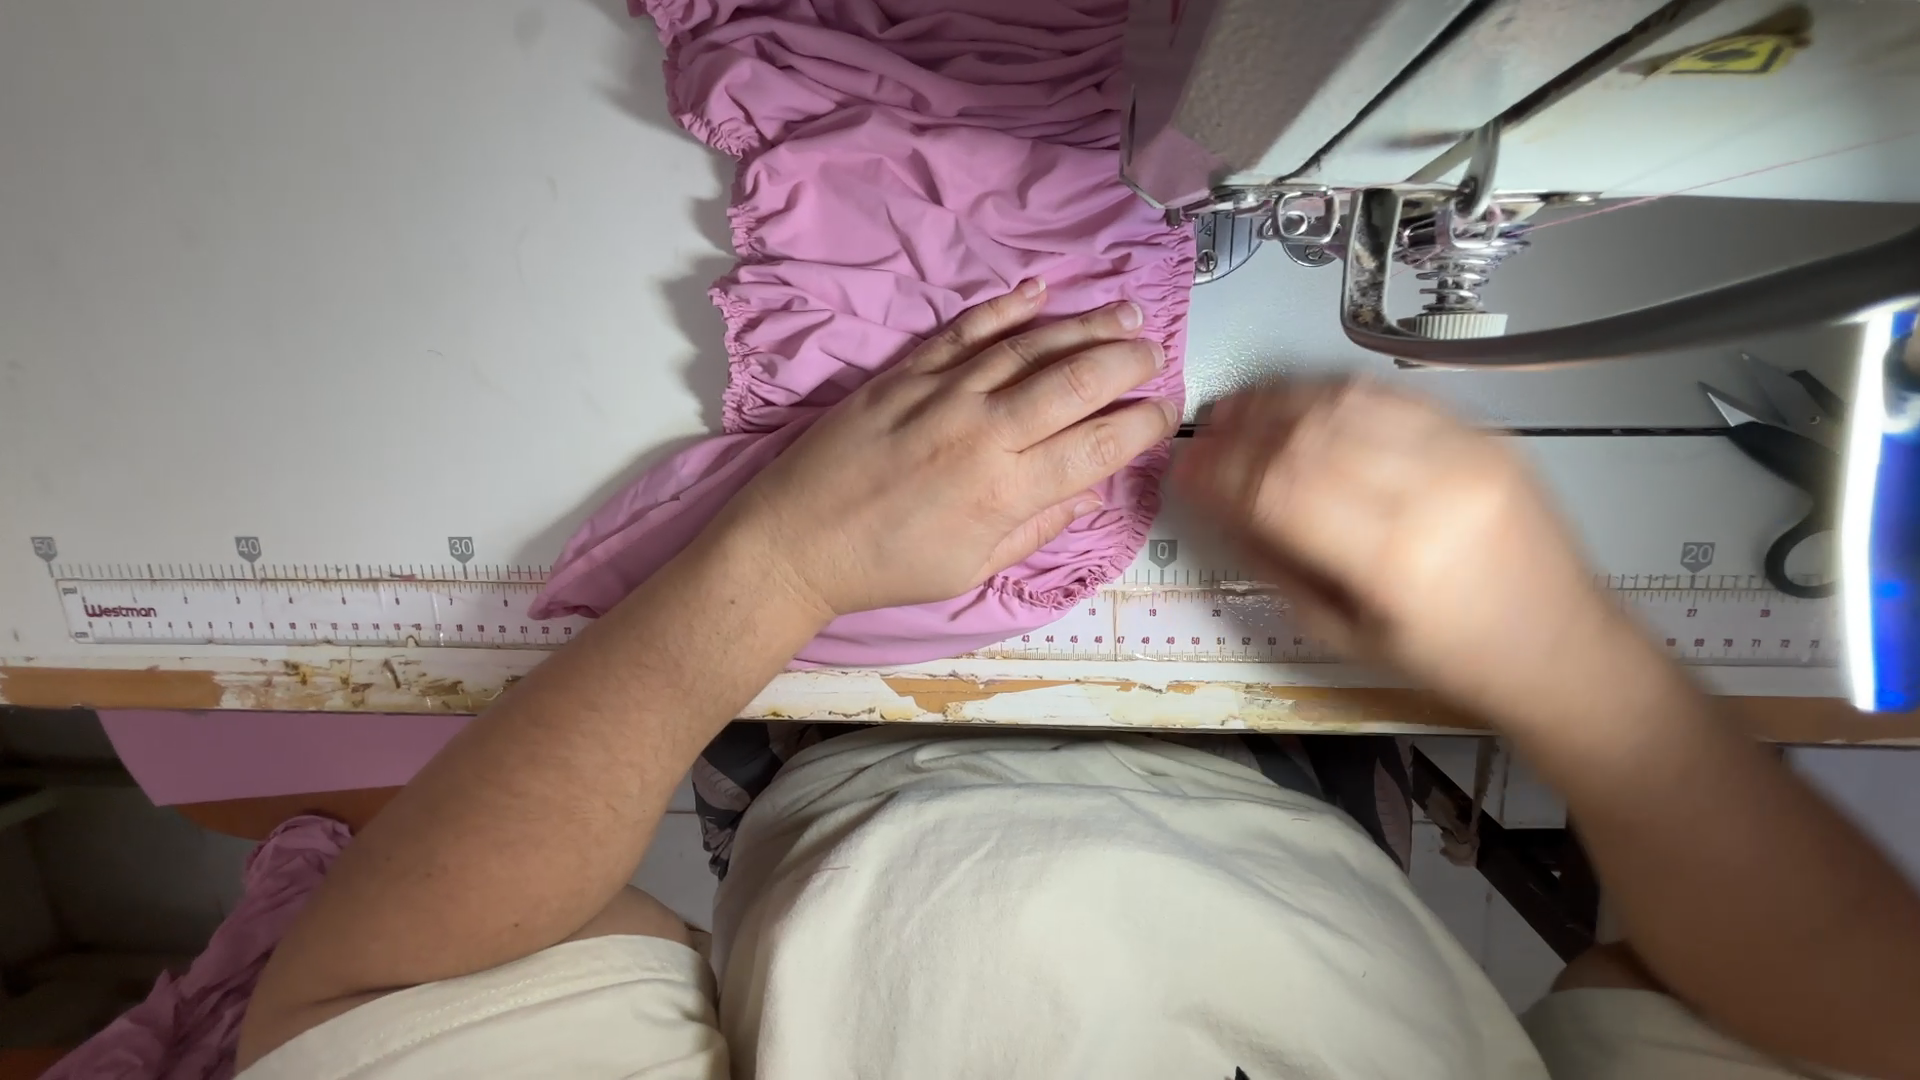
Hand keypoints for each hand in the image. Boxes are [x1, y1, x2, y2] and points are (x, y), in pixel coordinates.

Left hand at [716, 280, 1179, 618]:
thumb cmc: (886, 567)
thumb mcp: (970, 569)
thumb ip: (1035, 528)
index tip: (1166, 413)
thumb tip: (1088, 493)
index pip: (1097, 446)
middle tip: (1155, 355)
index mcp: (1005, 491)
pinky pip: (965, 330)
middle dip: (1128, 363)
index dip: (1142, 426)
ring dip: (1085, 325)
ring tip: (1126, 311)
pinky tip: (1040, 291)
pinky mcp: (904, 373)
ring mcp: (941, 394)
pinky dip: (1005, 308)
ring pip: (1030, 345)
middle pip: (1076, 382)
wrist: (797, 541)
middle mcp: (983, 432)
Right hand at [1174, 380, 1644, 723]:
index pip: (1277, 490)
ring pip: (1345, 402)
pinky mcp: (1485, 436)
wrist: (1564, 651)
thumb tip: (1222, 506)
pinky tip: (1301, 399)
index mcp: (1391, 559)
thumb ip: (1276, 561)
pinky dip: (1333, 391)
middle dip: (1240, 432)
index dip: (1218, 473)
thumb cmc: (1450, 660)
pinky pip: (1392, 395)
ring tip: (1239, 408)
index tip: (1184, 470)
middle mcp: (1432, 492)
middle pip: (1306, 437)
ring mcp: (1466, 454)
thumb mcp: (1342, 631)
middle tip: (1204, 436)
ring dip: (1279, 399)